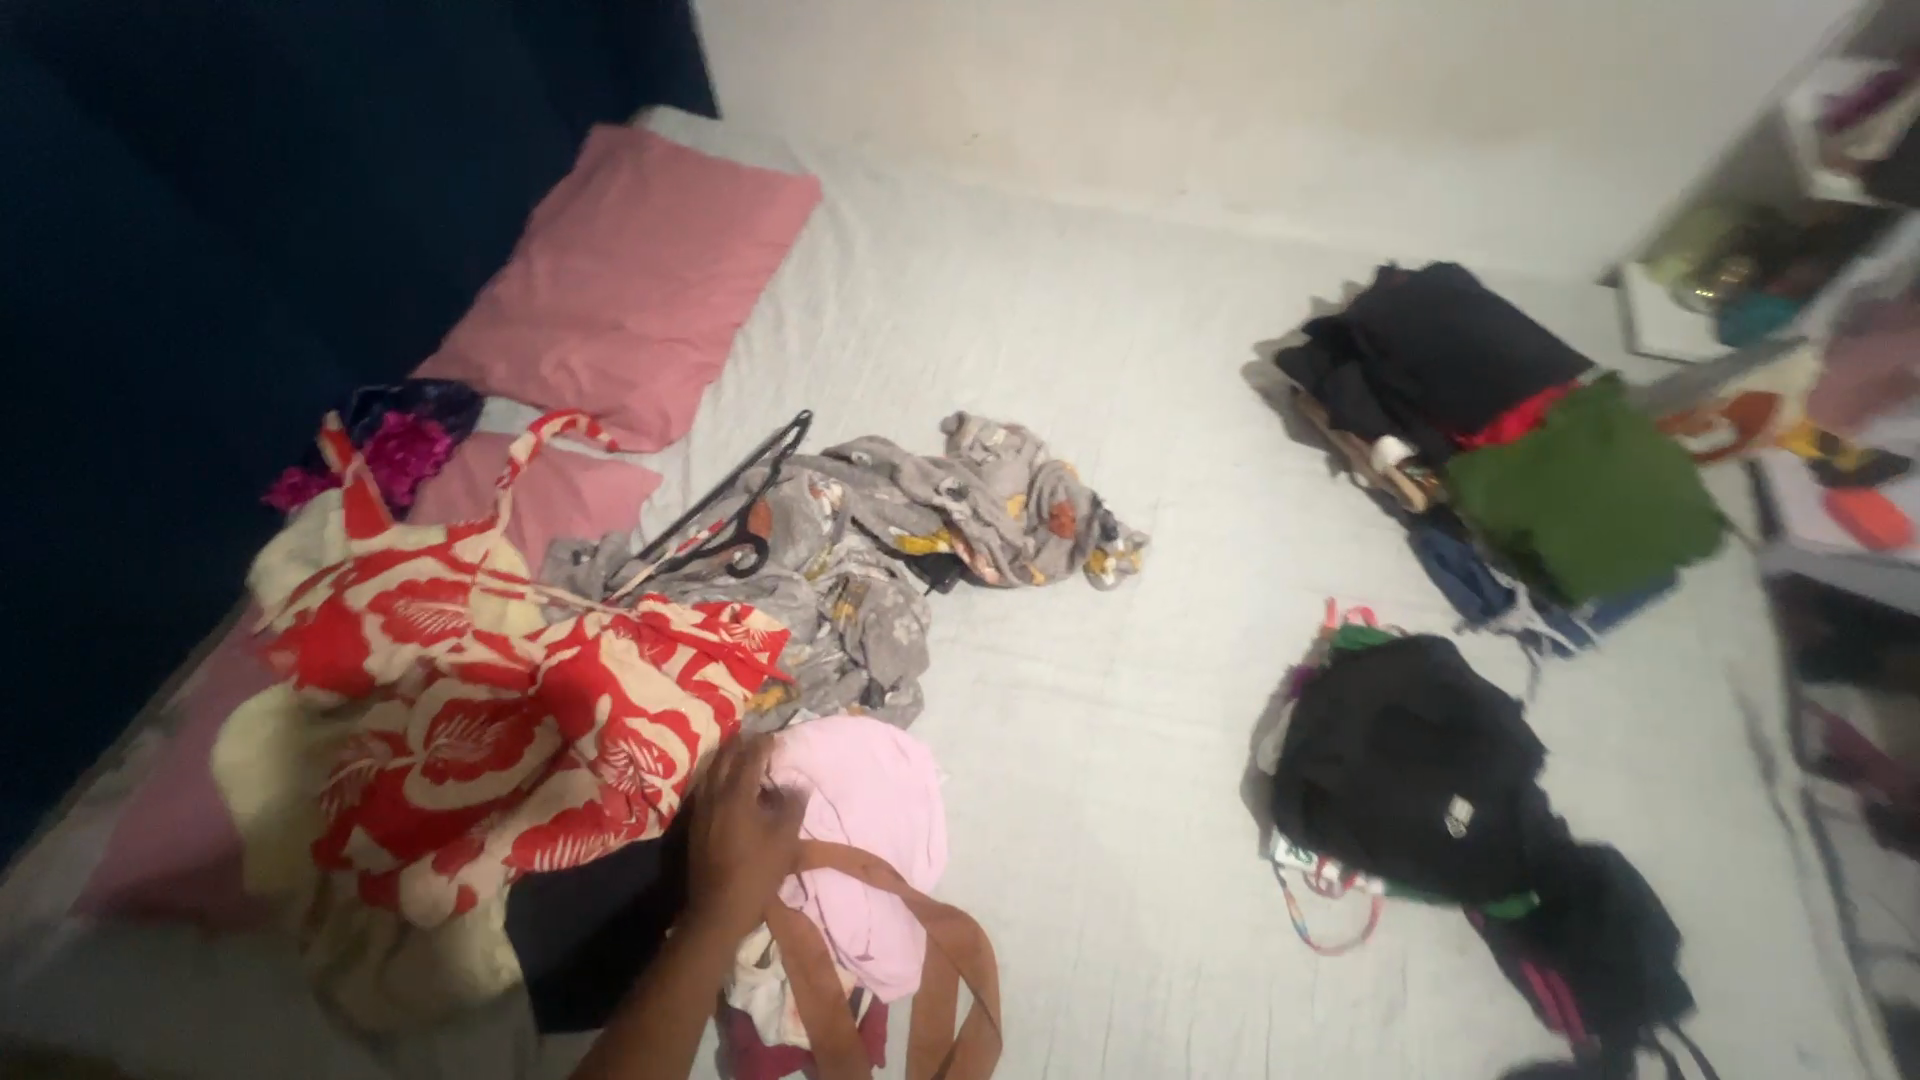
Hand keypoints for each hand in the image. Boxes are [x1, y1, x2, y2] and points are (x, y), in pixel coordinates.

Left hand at [685, 733, 807, 940]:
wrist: (718, 911)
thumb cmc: (756, 872)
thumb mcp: (785, 839)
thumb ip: (792, 806)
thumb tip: (796, 786)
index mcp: (737, 796)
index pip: (750, 759)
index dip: (762, 745)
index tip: (774, 737)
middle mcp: (714, 797)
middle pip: (724, 760)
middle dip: (740, 745)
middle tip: (755, 739)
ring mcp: (701, 812)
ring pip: (711, 774)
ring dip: (726, 760)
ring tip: (740, 755)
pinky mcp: (695, 827)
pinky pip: (706, 790)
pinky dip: (718, 779)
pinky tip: (727, 786)